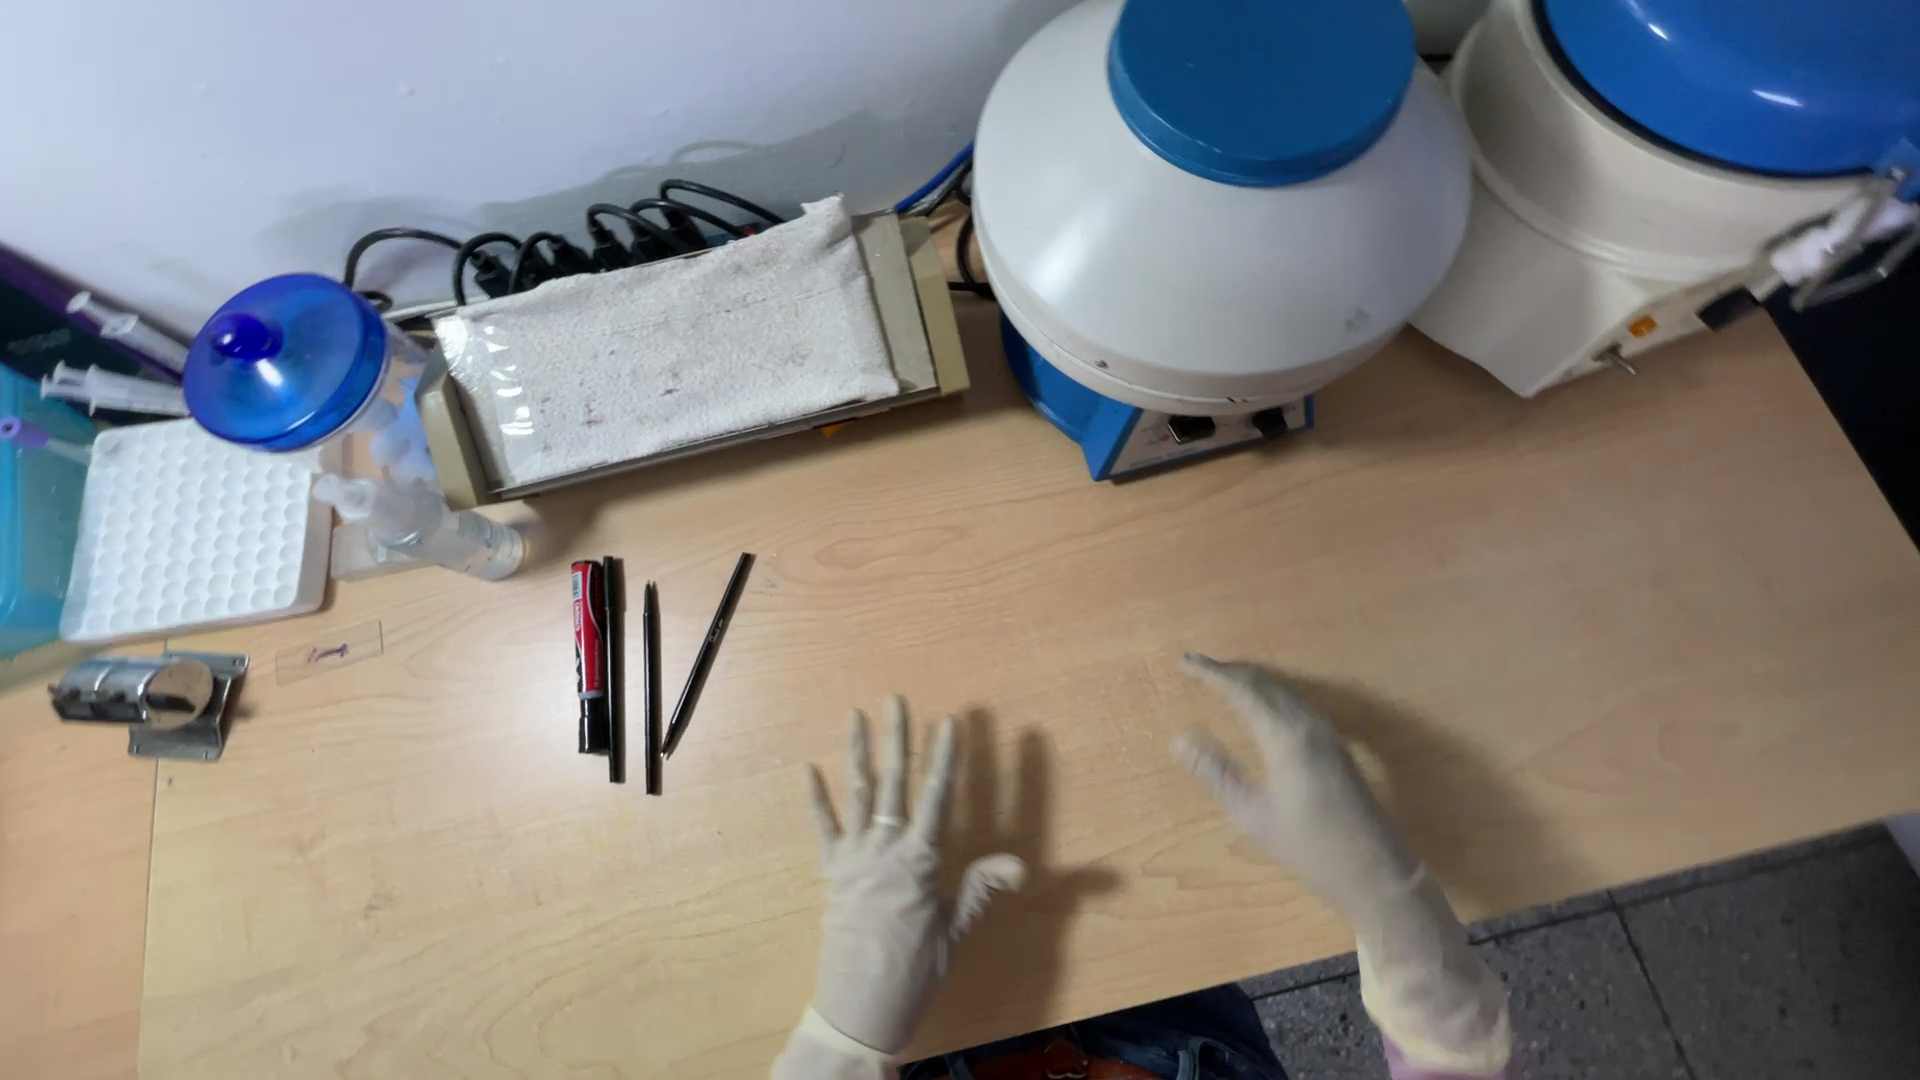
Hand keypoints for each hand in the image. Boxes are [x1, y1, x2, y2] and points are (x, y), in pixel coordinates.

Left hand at [802, 697, 1025, 1056]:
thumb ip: (981, 888)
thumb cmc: (914, 970)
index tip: (949, 722)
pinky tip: (808, 769)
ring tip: (855, 715)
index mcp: (919, 860)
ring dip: (857, 751)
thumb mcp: (955, 931)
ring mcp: (854, 856)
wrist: (858, 1008)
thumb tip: (1020, 863)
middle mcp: (885, 848)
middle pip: (893, 782)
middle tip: (896, 699)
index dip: (944, 757)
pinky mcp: (831, 870)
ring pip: (857, 793)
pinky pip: (822, 827)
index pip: (936, 796)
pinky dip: (815, 797)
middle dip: (897, 737)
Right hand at [1172, 654, 1420, 925]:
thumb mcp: (1253, 817)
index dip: (1211, 673)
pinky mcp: (1335, 745)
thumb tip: (1180, 739)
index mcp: (1285, 738)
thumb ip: (1216, 774)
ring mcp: (1326, 733)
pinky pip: (1295, 702)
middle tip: (1194, 665)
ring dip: (1248, 679)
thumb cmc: (1311, 850)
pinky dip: (1268, 692)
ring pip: (1282, 690)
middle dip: (1227, 670)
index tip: (1183, 663)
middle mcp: (1308, 725)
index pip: (1242, 690)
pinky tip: (1258, 703)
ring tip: (1219, 677)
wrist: (1379, 875)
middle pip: (1264, 682)